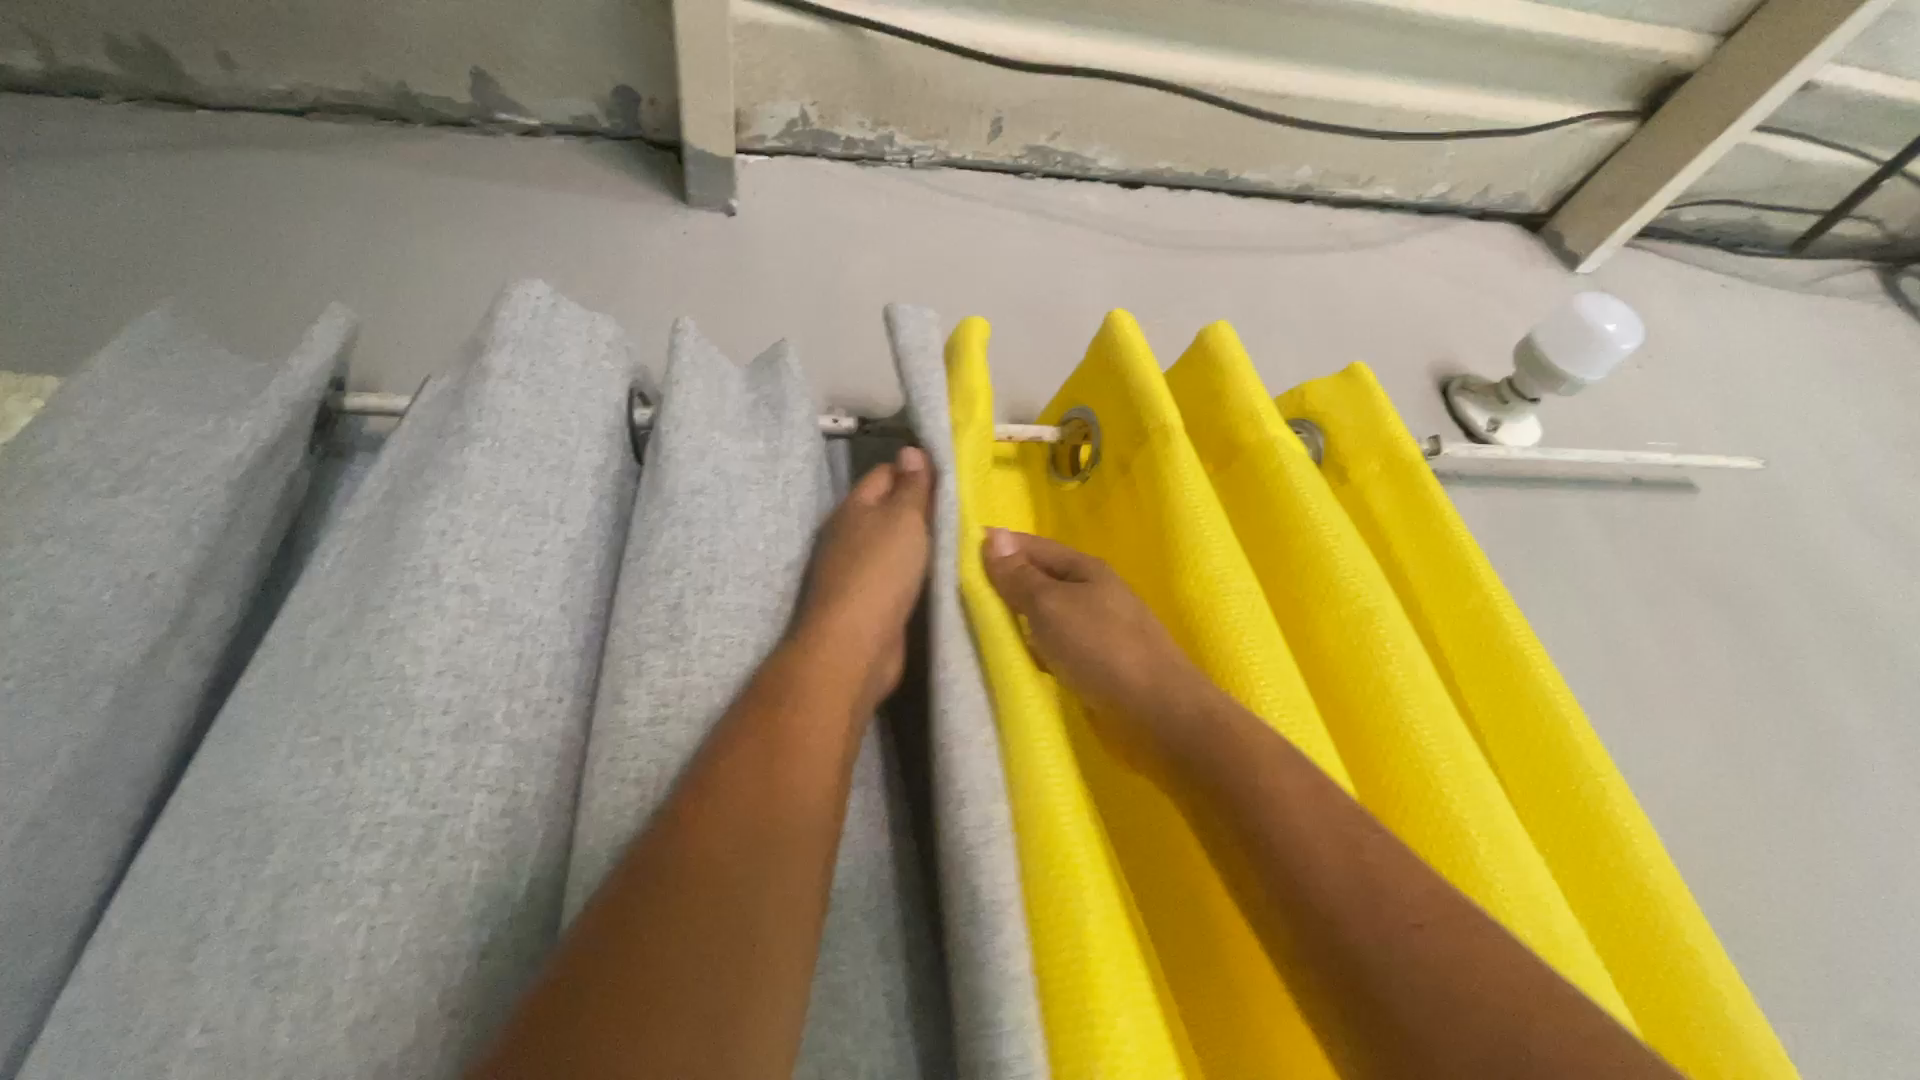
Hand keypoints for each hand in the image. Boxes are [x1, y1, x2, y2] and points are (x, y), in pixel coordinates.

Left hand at [792, 446, 933, 713]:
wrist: (854, 647)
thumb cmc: (880, 572)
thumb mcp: (904, 519)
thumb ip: (911, 486)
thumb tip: (910, 449)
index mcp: (853, 507)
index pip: (885, 473)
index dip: (915, 469)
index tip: (952, 475)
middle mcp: (848, 535)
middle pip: (887, 510)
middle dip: (920, 508)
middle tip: (962, 509)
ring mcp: (854, 571)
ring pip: (893, 545)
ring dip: (919, 543)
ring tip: (958, 540)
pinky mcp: (866, 604)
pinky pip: (895, 576)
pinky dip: (915, 573)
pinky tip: (938, 577)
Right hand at [981, 528, 1218, 755]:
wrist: (1157, 713)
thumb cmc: (1101, 648)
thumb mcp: (1050, 605)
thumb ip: (1019, 576)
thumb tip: (995, 537)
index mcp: (1086, 569)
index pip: (1035, 547)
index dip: (1002, 548)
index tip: (961, 555)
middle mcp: (1095, 594)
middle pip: (1043, 581)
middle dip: (1008, 585)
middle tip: (961, 595)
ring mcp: (1100, 631)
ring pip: (1049, 617)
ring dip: (1021, 621)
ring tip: (981, 628)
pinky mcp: (1100, 666)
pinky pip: (1058, 648)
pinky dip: (1037, 650)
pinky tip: (1021, 662)